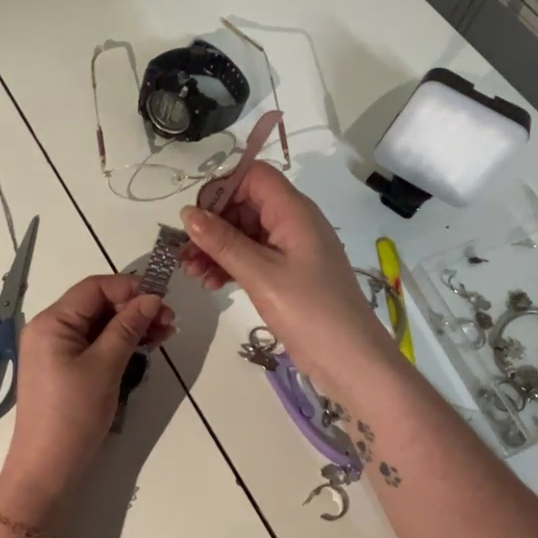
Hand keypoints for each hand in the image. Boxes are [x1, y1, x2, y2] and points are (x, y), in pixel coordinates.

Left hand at [0, 274, 175, 511]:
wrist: (47, 468)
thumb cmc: (73, 414)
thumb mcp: (105, 367)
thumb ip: (127, 328)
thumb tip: (151, 298)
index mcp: (51, 322)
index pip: (94, 288)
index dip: (129, 288)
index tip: (162, 301)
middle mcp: (49, 329)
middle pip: (96, 303)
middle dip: (133, 307)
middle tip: (168, 321)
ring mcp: (55, 350)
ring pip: (98, 324)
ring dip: (130, 324)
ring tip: (164, 333)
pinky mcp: (64, 368)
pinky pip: (93, 343)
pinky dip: (118, 342)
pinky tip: (144, 346)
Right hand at [178, 162, 392, 384]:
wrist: (352, 361)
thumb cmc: (310, 311)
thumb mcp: (261, 275)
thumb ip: (223, 242)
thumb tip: (187, 213)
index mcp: (294, 211)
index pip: (254, 176)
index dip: (222, 189)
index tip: (196, 217)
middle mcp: (293, 222)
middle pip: (245, 204)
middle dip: (213, 224)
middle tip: (185, 254)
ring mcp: (292, 249)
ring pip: (245, 233)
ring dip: (217, 248)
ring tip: (192, 274)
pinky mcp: (288, 274)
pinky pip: (253, 256)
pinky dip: (231, 265)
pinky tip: (211, 283)